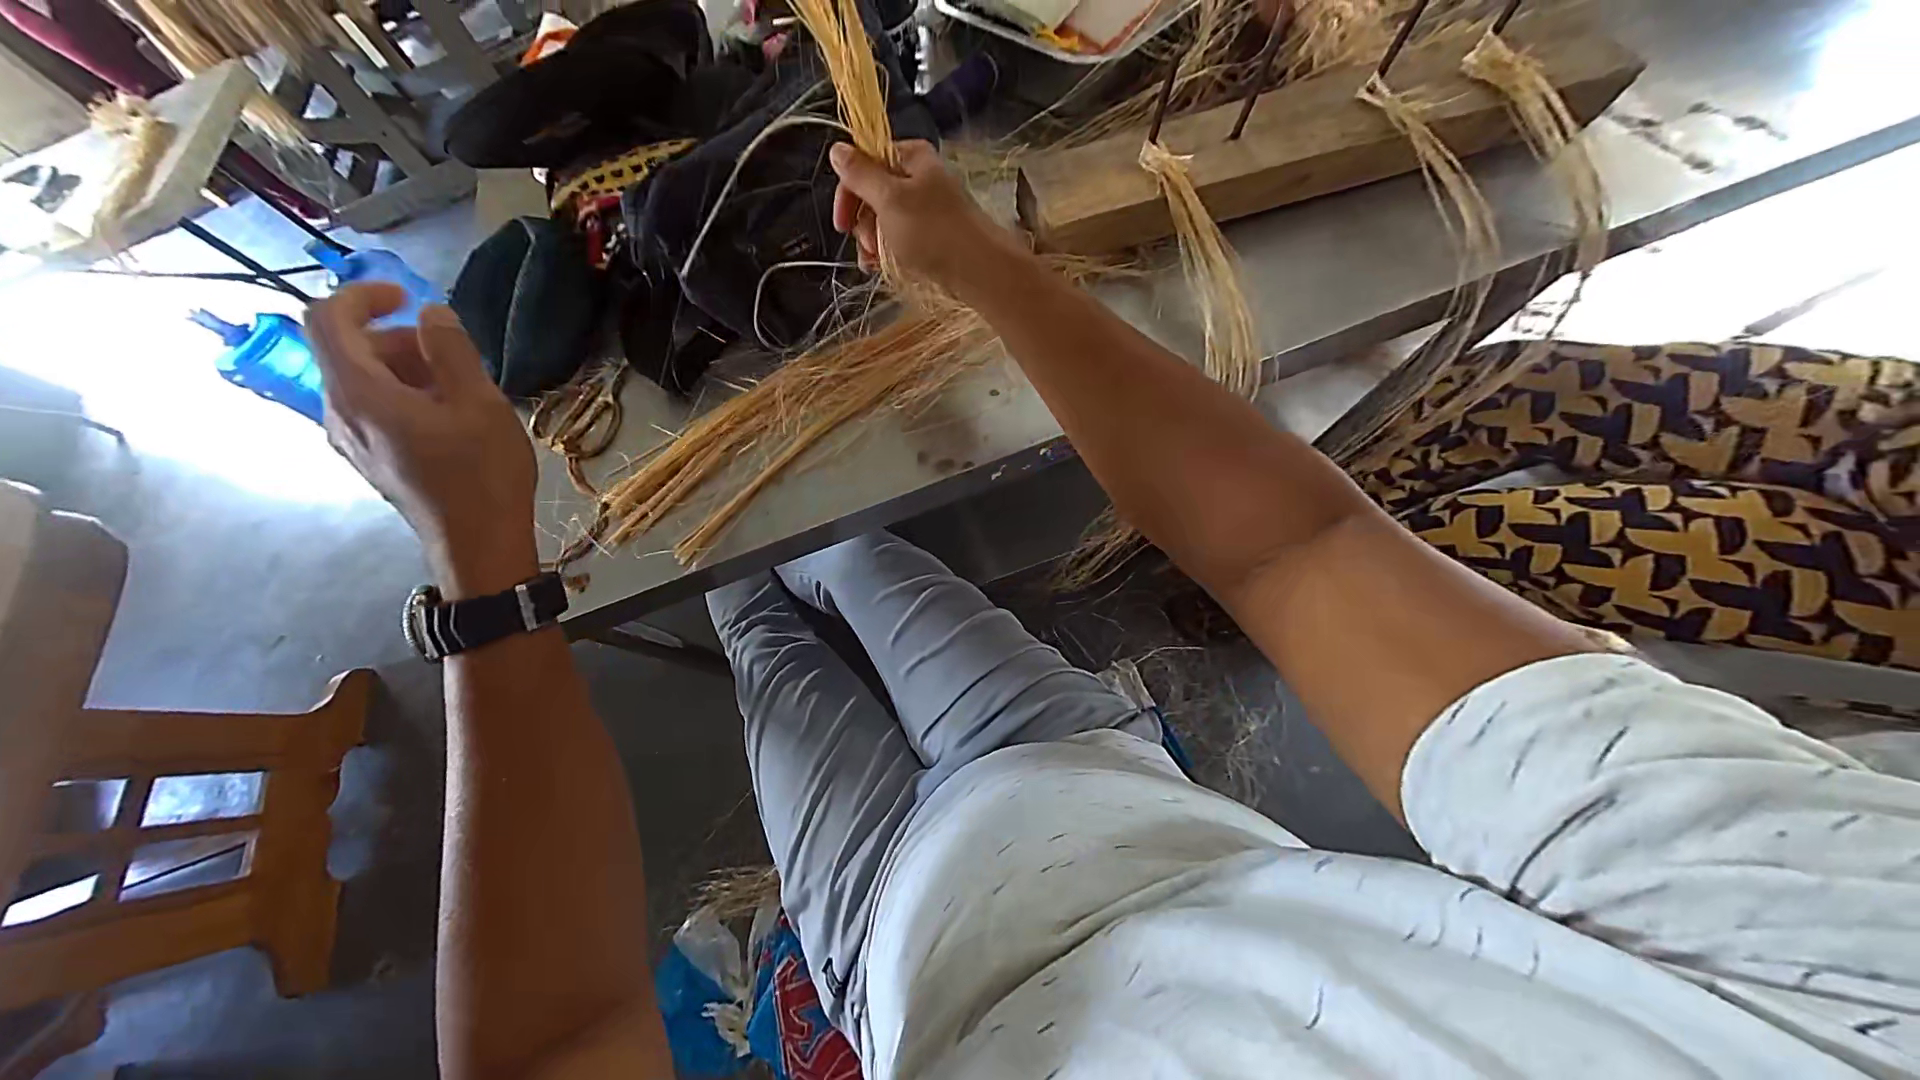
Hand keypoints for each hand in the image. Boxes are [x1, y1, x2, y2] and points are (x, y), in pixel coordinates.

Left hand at [307, 284, 539, 599]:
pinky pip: (374, 412)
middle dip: (397, 339)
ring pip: (364, 385)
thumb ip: (451, 351)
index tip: (407, 297)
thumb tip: (431, 315)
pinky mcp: (372, 461)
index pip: (328, 320)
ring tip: (461, 389)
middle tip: (455, 354)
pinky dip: (405, 398)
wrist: (479, 542)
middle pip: (348, 353)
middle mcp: (339, 414)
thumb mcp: (479, 403)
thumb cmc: (482, 472)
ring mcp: (351, 442)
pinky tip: (450, 419)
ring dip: (406, 371)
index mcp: (358, 393)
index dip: (362, 296)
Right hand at [828, 139, 1026, 295]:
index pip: (865, 163)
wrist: (979, 270)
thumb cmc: (933, 232)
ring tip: (875, 263)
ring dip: (873, 241)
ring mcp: (926, 209)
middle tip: (868, 246)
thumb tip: (836, 149)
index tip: (842, 225)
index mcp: (910, 158)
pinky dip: (888, 251)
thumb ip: (860, 175)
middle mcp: (919, 178)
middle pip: (873, 194)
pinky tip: (884, 267)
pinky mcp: (933, 236)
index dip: (848, 192)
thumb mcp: (890, 199)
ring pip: (885, 220)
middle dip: (863, 223)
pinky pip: (900, 238)